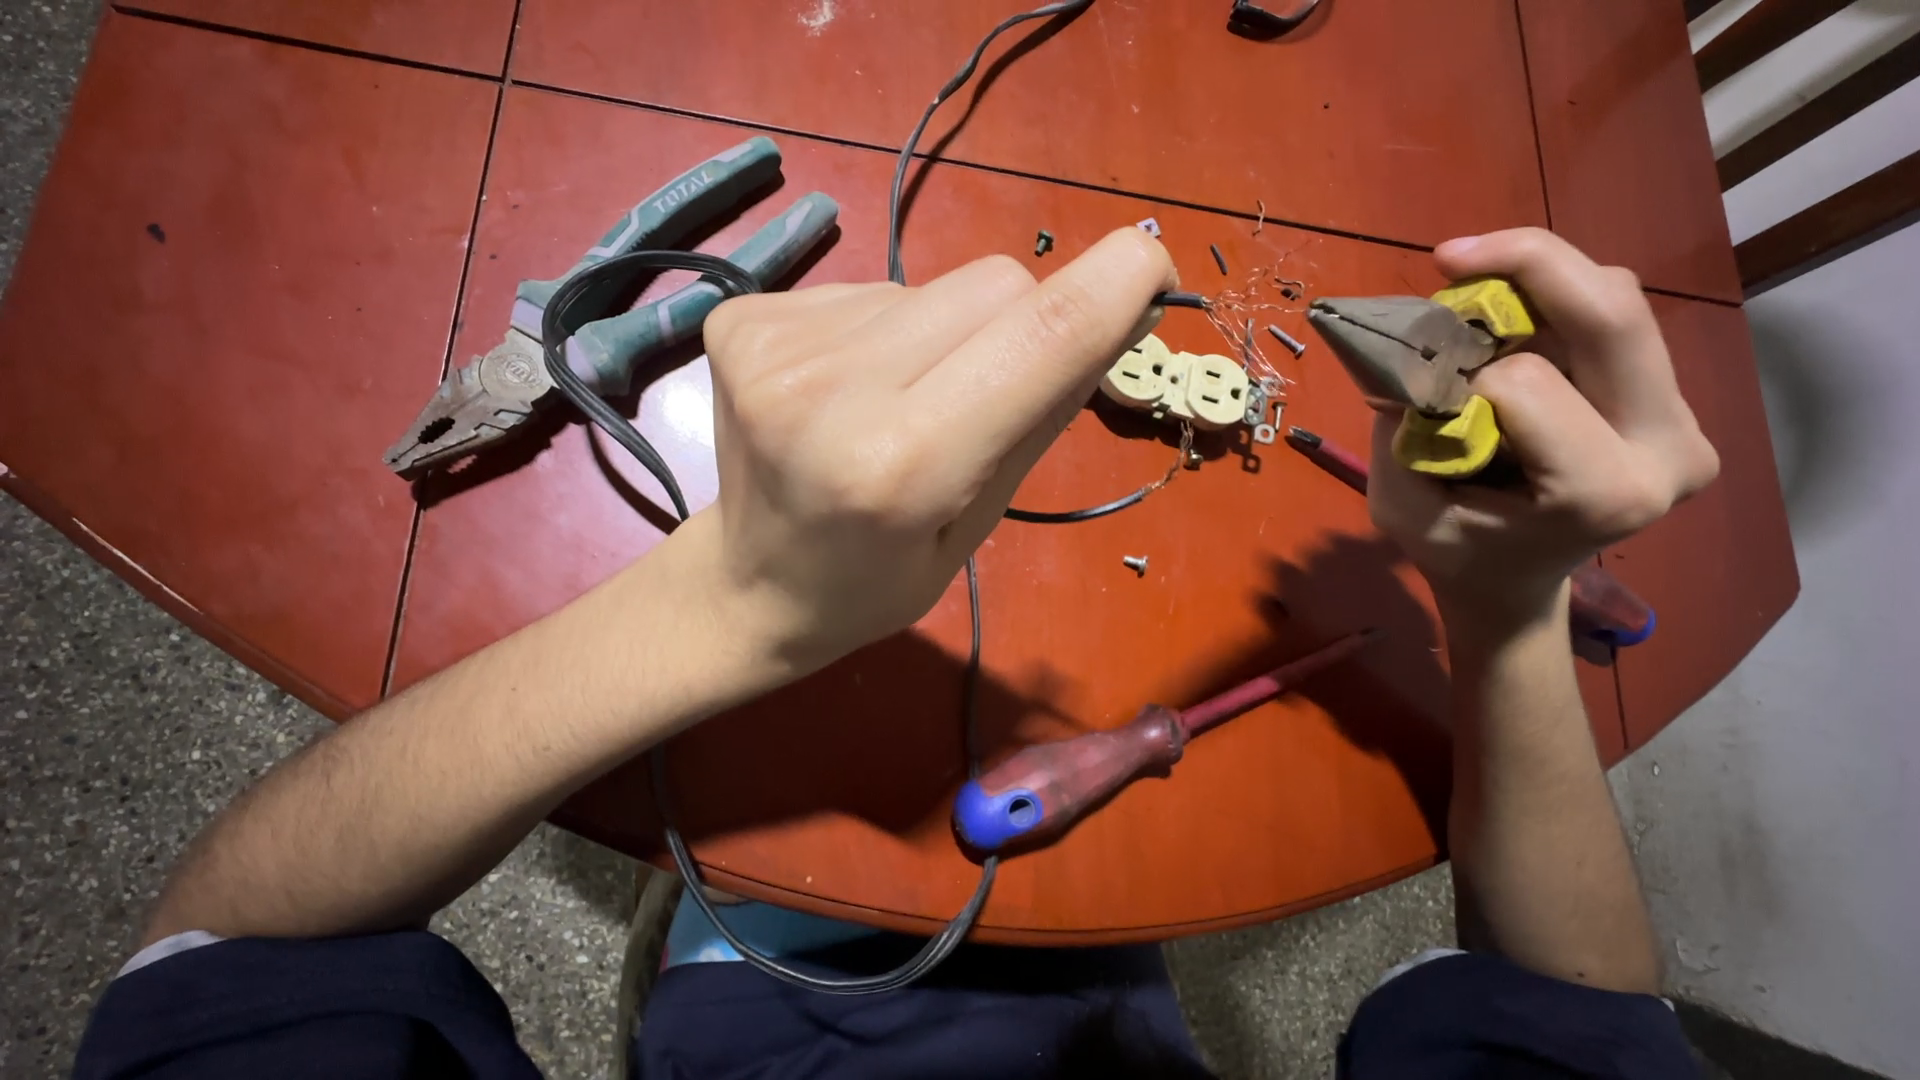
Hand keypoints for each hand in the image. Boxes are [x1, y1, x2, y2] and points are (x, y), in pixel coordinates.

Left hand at [693, 228, 1174, 673]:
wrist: (750, 585)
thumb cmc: (876, 583)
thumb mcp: (975, 531)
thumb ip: (1038, 421)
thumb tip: (1109, 314)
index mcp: (902, 466)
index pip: (1038, 339)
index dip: (1112, 287)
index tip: (1154, 268)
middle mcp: (831, 389)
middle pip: (993, 286)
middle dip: (1024, 326)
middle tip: (990, 395)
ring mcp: (777, 344)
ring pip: (931, 287)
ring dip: (947, 334)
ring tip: (898, 405)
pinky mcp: (744, 317)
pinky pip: (869, 292)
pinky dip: (885, 333)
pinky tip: (847, 392)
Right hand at [1367, 228, 1718, 633]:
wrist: (1515, 587)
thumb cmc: (1456, 557)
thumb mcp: (1403, 508)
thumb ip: (1404, 430)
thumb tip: (1406, 346)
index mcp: (1602, 491)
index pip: (1524, 384)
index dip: (1454, 379)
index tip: (1418, 404)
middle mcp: (1668, 449)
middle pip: (1610, 315)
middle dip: (1524, 267)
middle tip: (1451, 256)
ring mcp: (1683, 423)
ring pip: (1619, 303)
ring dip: (1539, 282)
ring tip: (1474, 294)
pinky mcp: (1672, 404)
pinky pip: (1618, 322)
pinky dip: (1555, 302)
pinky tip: (1509, 315)